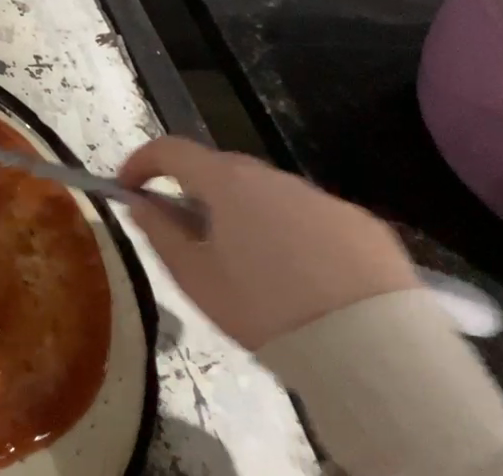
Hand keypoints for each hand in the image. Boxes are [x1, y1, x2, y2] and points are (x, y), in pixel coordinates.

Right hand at [117, 136, 417, 350]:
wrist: (374, 351)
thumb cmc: (265, 310)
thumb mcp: (194, 277)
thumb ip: (160, 232)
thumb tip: (140, 204)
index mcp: (227, 183)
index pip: (170, 150)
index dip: (142, 163)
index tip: (128, 188)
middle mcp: (274, 178)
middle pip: (221, 169)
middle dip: (196, 191)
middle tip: (189, 233)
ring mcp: (324, 200)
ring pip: (268, 195)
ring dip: (246, 213)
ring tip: (249, 263)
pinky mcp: (365, 227)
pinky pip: (312, 218)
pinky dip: (293, 234)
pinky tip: (301, 277)